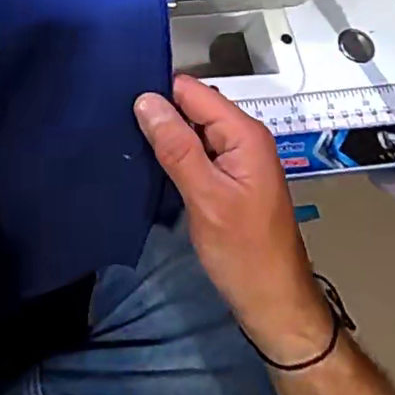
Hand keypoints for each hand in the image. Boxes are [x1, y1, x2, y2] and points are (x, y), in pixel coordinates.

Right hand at [135, 76, 333, 363]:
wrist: (273, 304)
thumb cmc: (244, 253)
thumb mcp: (206, 197)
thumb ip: (176, 147)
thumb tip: (146, 100)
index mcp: (243, 132)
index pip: (191, 90)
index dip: (158, 93)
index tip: (121, 102)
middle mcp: (242, 136)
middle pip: (191, 104)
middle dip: (159, 112)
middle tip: (120, 126)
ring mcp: (235, 156)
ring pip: (191, 127)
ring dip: (165, 134)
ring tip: (130, 142)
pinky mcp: (227, 175)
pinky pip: (196, 148)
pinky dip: (175, 152)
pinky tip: (152, 163)